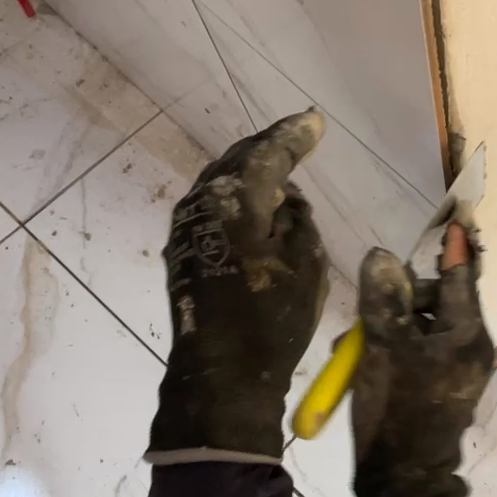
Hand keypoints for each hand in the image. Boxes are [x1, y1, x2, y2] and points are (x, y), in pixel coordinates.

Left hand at [145, 111, 328, 464]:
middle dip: (270, 146)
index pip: (268, 154)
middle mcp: (202, 203)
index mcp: (236, 200)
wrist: (220, 374)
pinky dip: (239, 195)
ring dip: (251, 170)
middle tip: (299, 135)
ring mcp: (186, 226)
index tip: (315, 121)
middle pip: (239, 160)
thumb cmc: (271, 320)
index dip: (295, 136)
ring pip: (223, 181)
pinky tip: (255, 204)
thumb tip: (283, 199)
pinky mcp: (182, 249)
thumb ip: (298, 218)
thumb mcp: (307, 264)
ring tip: (280, 164)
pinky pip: (214, 204)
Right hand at [351, 223, 494, 496]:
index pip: (461, 278)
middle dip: (399, 299)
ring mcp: (455, 368)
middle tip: (368, 313)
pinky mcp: (439, 385)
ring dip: (388, 326)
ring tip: (355, 345)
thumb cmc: (398, 409)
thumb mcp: (385, 348)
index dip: (454, 248)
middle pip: (435, 300)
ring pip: (419, 326)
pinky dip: (391, 347)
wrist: (402, 479)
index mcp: (466, 334)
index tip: (456, 219)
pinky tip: (362, 361)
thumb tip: (382, 256)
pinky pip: (416, 350)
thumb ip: (385, 299)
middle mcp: (468, 347)